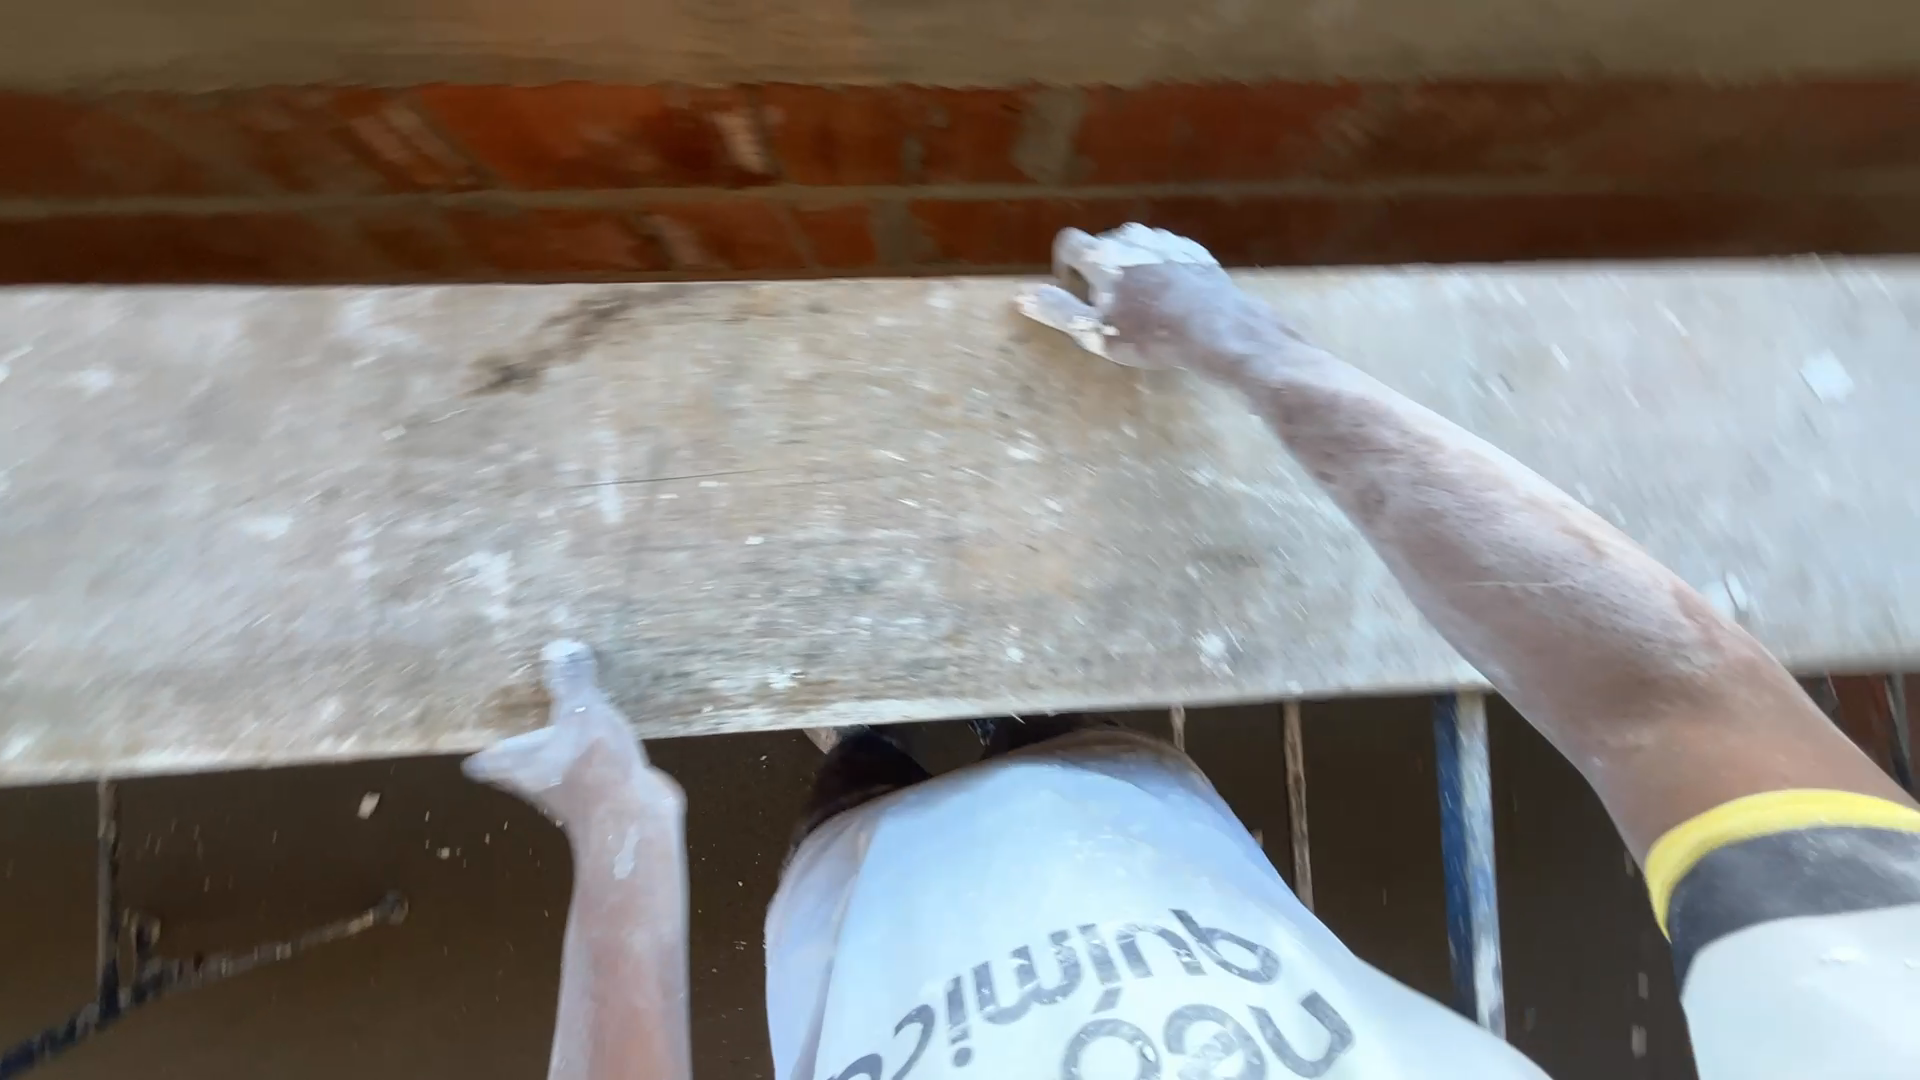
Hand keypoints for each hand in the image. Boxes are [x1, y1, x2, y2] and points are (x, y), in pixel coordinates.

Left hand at [464, 639, 664, 829]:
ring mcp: (567, 784)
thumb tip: (558, 646)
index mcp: (514, 764)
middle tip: (532, 693)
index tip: (480, 713)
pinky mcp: (599, 785)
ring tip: (574, 698)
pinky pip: (589, 755)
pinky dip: (596, 742)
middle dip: (525, 727)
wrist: (635, 819)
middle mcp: (533, 777)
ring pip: (556, 752)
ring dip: (564, 733)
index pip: (481, 756)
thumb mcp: (583, 714)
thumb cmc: (595, 770)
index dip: (478, 736)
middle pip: (519, 751)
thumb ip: (571, 681)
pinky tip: (612, 721)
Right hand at [1015, 224, 1281, 371]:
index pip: (1067, 242)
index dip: (1064, 267)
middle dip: (1099, 272)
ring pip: (1133, 249)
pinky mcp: (1191, 248)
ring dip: (1129, 271)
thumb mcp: (1095, 332)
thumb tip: (1022, 293)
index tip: (1075, 293)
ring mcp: (1163, 239)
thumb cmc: (1148, 335)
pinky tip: (1170, 301)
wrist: (1215, 328)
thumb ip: (1057, 310)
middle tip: (1112, 309)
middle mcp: (1129, 236)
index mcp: (1101, 255)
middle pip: (1101, 247)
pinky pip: (1162, 254)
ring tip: (1144, 307)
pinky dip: (1158, 272)